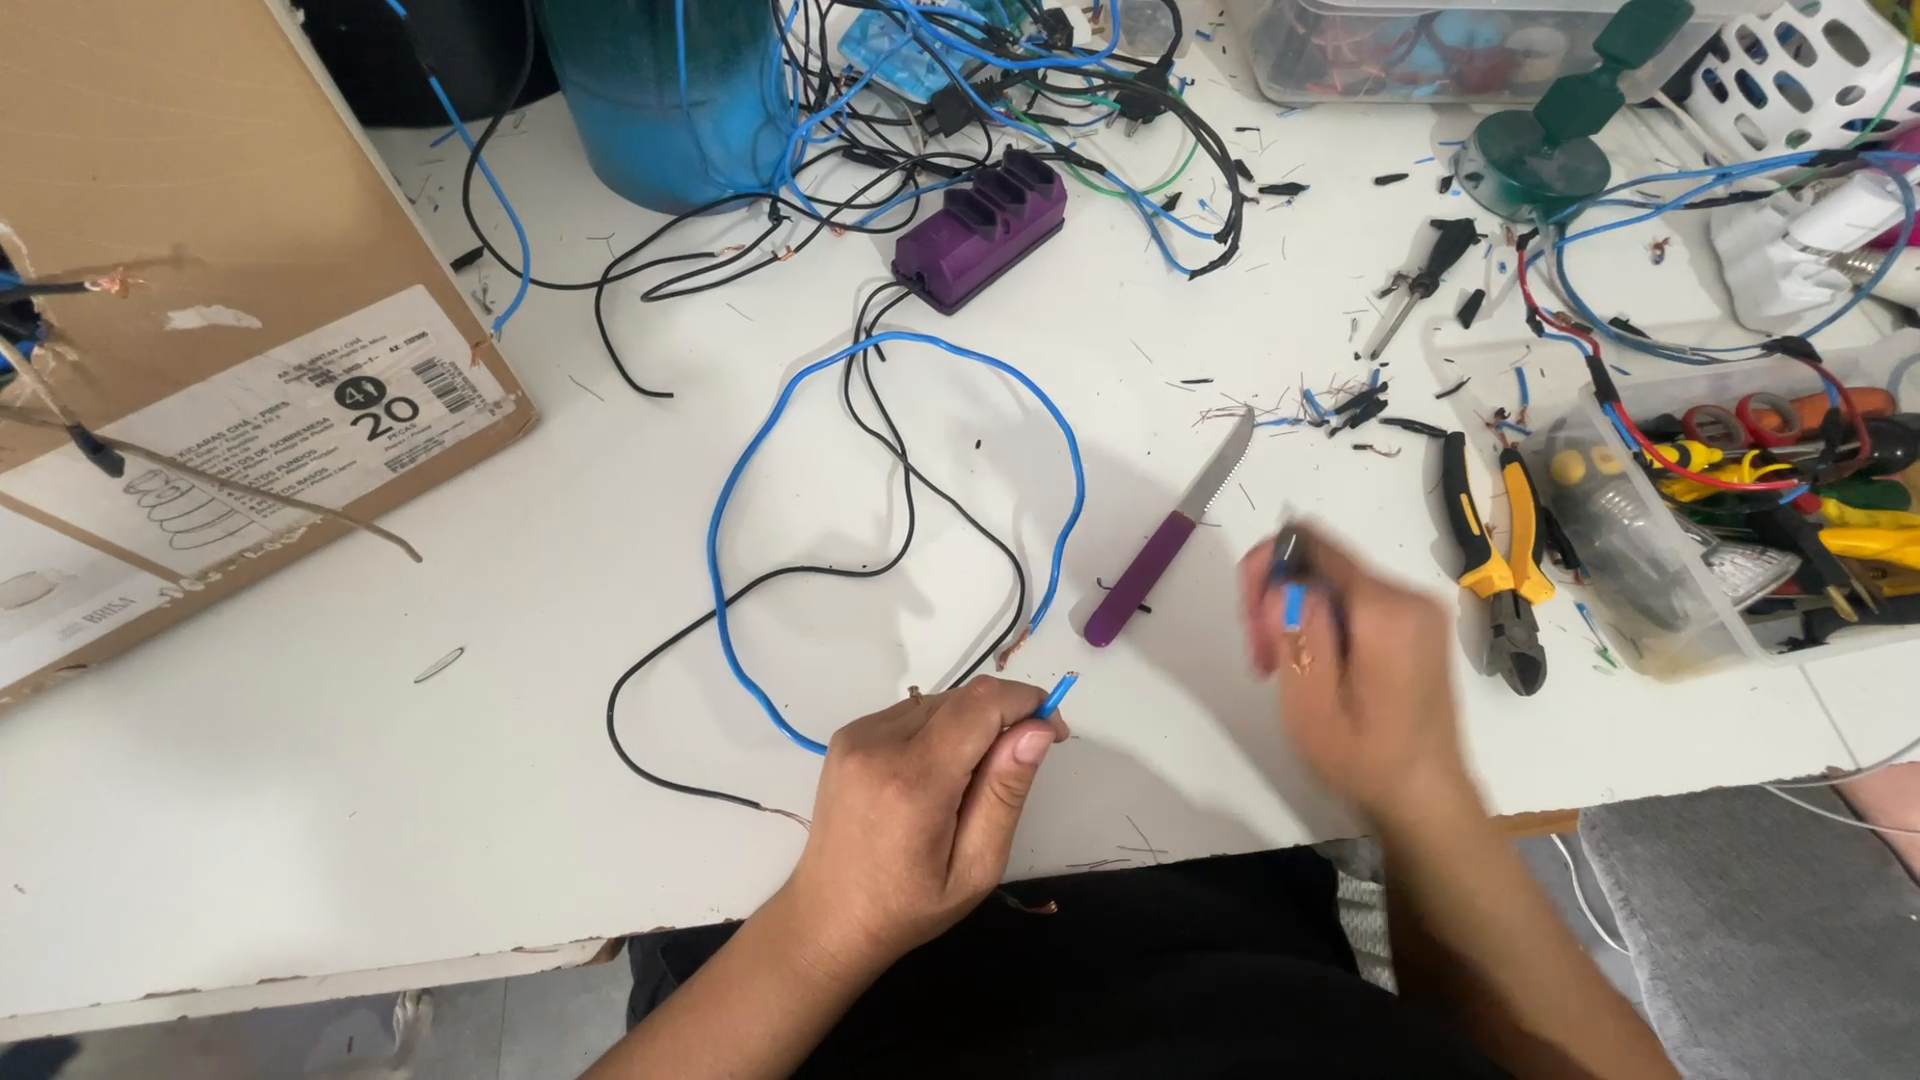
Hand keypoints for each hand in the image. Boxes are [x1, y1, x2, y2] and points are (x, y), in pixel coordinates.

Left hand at [774, 675, 1067, 985]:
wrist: (827, 916)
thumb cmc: (909, 906)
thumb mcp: (976, 867)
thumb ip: (1006, 793)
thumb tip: (1037, 730)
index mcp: (913, 782)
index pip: (981, 705)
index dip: (1026, 703)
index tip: (1052, 730)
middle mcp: (879, 744)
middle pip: (963, 698)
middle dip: (1003, 716)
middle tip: (1018, 762)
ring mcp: (858, 735)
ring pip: (939, 701)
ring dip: (970, 723)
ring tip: (968, 779)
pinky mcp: (847, 735)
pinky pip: (911, 712)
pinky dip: (938, 729)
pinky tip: (935, 772)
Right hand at [1237, 524, 1476, 823]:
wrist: (1425, 799)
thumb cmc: (1364, 759)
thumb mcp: (1313, 705)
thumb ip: (1299, 635)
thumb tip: (1281, 583)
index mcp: (1386, 610)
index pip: (1308, 544)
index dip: (1264, 569)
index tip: (1252, 622)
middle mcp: (1407, 596)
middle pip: (1315, 562)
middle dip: (1274, 598)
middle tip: (1262, 655)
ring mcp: (1414, 610)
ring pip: (1327, 582)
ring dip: (1292, 615)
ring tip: (1280, 668)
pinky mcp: (1412, 625)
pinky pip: (1348, 602)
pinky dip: (1317, 624)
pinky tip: (1309, 666)